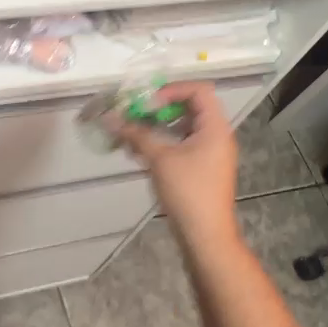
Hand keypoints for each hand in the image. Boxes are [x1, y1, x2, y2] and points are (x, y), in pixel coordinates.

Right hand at [117, 82, 240, 246]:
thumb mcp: (159, 159)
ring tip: (131, 134)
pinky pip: (181, 144)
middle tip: (134, 114)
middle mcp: (217, 136)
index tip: (146, 102)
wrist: (205, 236)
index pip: (198, 91)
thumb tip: (110, 118)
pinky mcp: (201, 168)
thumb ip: (136, 134)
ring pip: (182, 127)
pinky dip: (161, 143)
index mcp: (215, 128)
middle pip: (189, 107)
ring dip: (156, 127)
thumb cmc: (188, 192)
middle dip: (158, 109)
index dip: (171, 90)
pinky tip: (138, 152)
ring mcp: (210, 153)